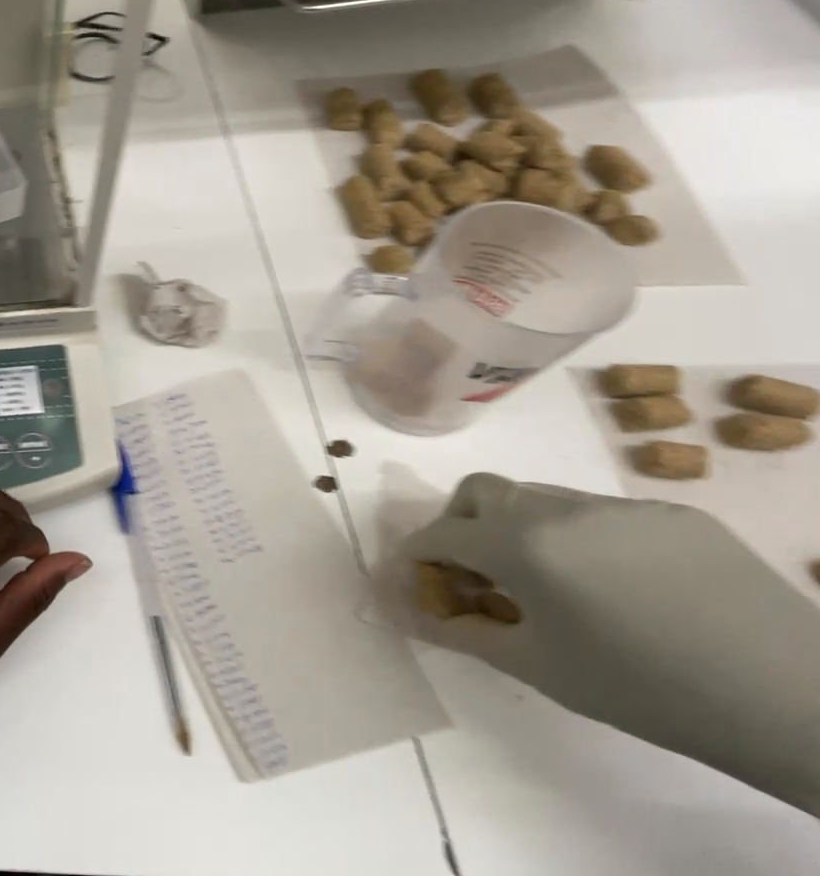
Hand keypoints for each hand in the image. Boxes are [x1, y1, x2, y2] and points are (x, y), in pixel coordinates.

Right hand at [405, 473, 819, 814]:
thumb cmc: (644, 690)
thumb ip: (463, 632)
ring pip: (542, 498)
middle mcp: (562, 508)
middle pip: (482, 492)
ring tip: (551, 585)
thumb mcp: (537, 667)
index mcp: (522, 544)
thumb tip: (411, 615)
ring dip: (522, 529)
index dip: (418, 556)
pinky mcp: (676, 516)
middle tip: (477, 573)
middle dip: (462, 524)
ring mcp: (623, 506)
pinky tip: (619, 589)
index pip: (441, 534)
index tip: (419, 583)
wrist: (792, 701)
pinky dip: (583, 539)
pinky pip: (603, 514)